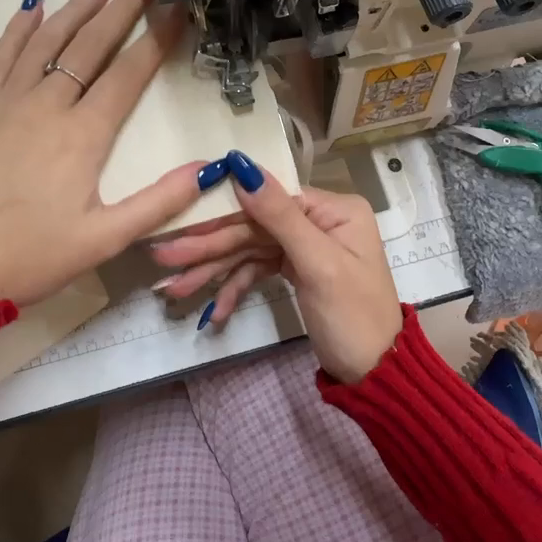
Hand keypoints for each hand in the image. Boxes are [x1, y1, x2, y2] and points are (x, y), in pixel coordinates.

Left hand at [0, 0, 210, 305]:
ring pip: (47, 40)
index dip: (156, 37)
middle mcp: (47, 106)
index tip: (178, 5)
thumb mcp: (104, 240)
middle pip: (91, 43)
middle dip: (123, 5)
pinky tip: (33, 4)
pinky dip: (19, 27)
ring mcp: (8, 102)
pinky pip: (2, 55)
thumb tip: (211, 168)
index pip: (128, 73)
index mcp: (83, 135)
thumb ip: (159, 203)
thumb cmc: (30, 256)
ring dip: (76, 4)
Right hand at [156, 163, 401, 382]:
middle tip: (165, 259)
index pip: (267, 200)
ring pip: (250, 250)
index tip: (181, 223)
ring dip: (214, 271)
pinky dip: (236, 287)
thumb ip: (279, 215)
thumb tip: (241, 166)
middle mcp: (320, 220)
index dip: (224, 213)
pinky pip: (258, 270)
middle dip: (210, 247)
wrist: (377, 375)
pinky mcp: (297, 270)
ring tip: (174, 291)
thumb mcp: (318, 264)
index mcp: (334, 209)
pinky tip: (214, 311)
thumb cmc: (354, 316)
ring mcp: (307, 246)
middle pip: (254, 226)